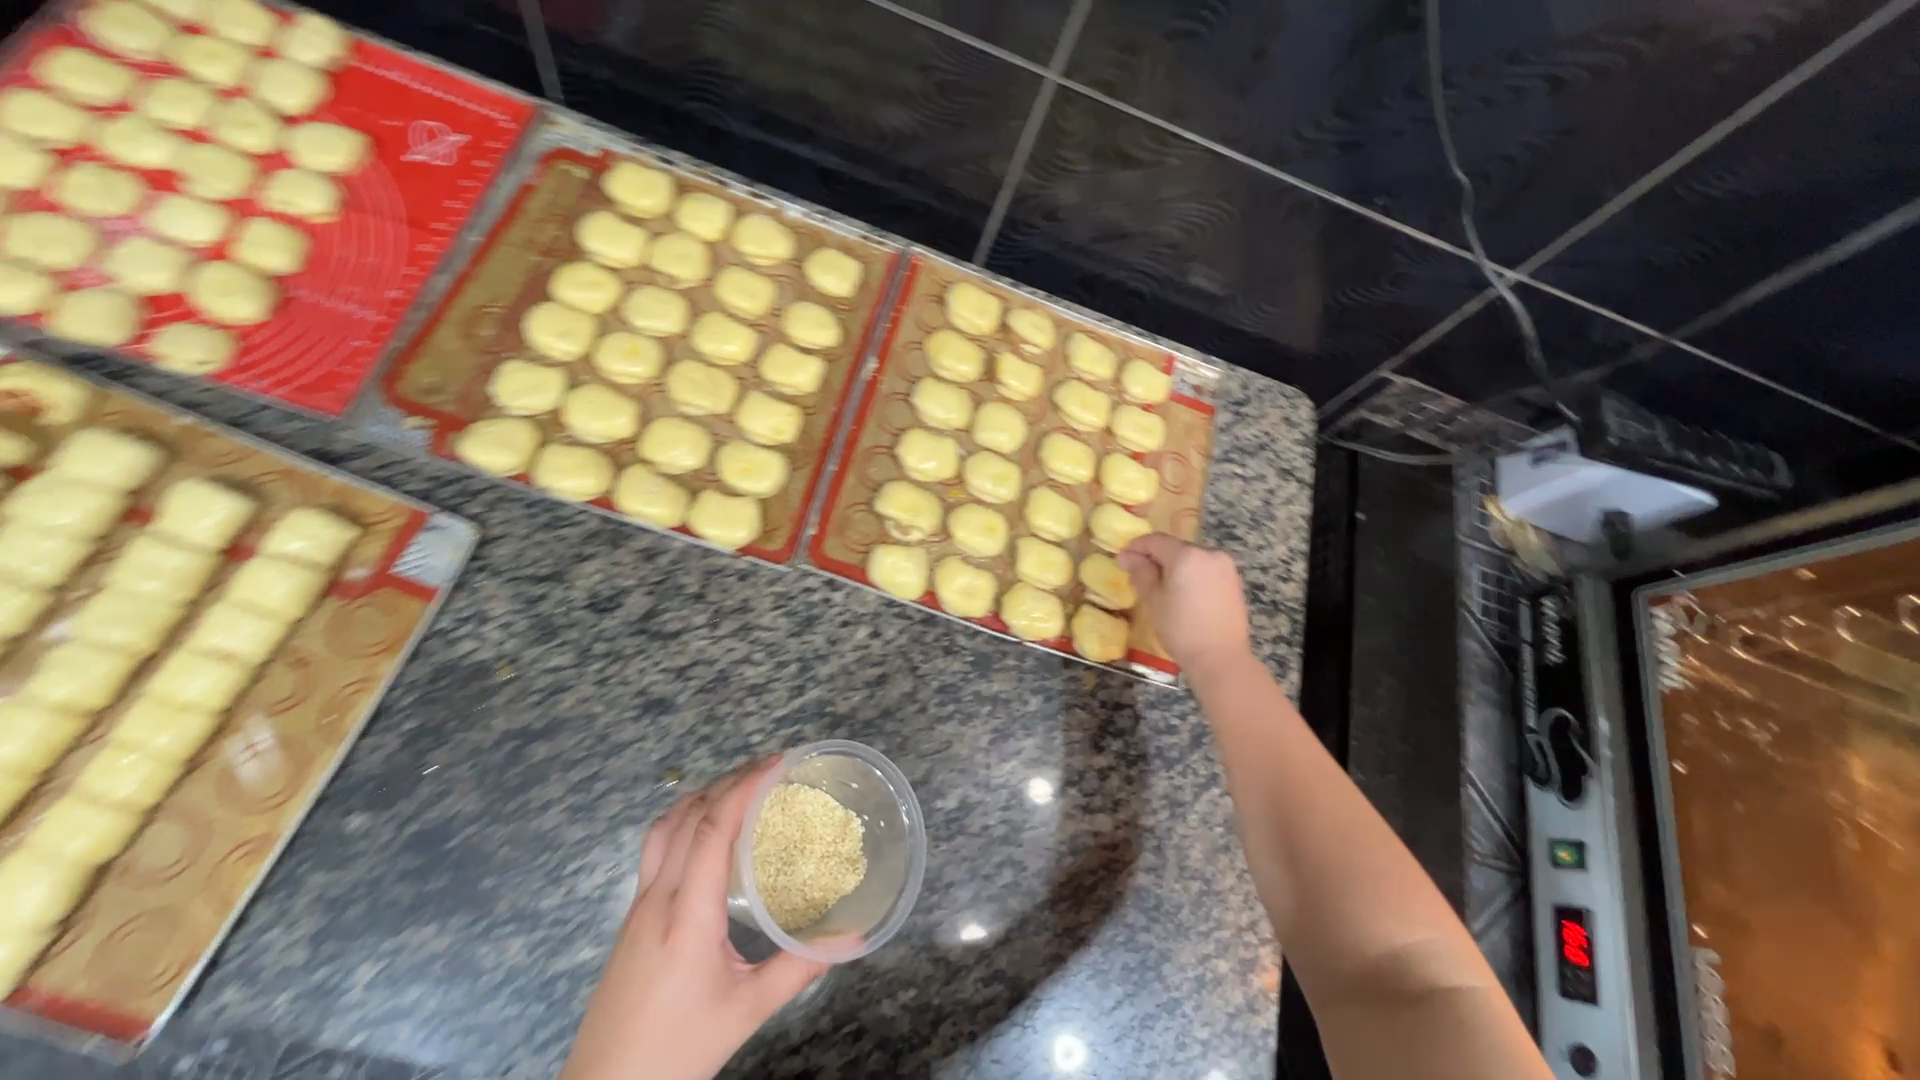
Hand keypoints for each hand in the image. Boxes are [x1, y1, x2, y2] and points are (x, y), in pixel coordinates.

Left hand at [562, 762, 829, 1079]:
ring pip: (664, 828)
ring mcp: (638, 905)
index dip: (744, 786)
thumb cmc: (680, 1047)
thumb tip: (854, 939)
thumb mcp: (748, 1010)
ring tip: (740, 788)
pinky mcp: (631, 918)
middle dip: (728, 780)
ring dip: (701, 796)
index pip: (712, 827)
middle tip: (771, 768)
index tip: (777, 763)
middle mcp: (657, 897)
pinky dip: (684, 822)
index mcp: (688, 913)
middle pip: (688, 816)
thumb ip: (799, 969)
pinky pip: (656, 849)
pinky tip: (706, 835)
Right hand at [1120, 533, 1251, 673]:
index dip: (1137, 547)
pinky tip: (1183, 595)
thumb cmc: (1181, 629)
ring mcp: (1226, 567)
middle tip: (1139, 576)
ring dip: (1175, 568)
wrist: (1221, 657)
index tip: (1122, 559)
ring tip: (1161, 588)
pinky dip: (1192, 576)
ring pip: (1192, 559)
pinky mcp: (1234, 582)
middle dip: (1156, 558)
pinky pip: (1206, 571)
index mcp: (1187, 555)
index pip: (1156, 541)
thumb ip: (1141, 573)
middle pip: (1176, 548)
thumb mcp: (1154, 600)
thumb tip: (1127, 556)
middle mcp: (1210, 553)